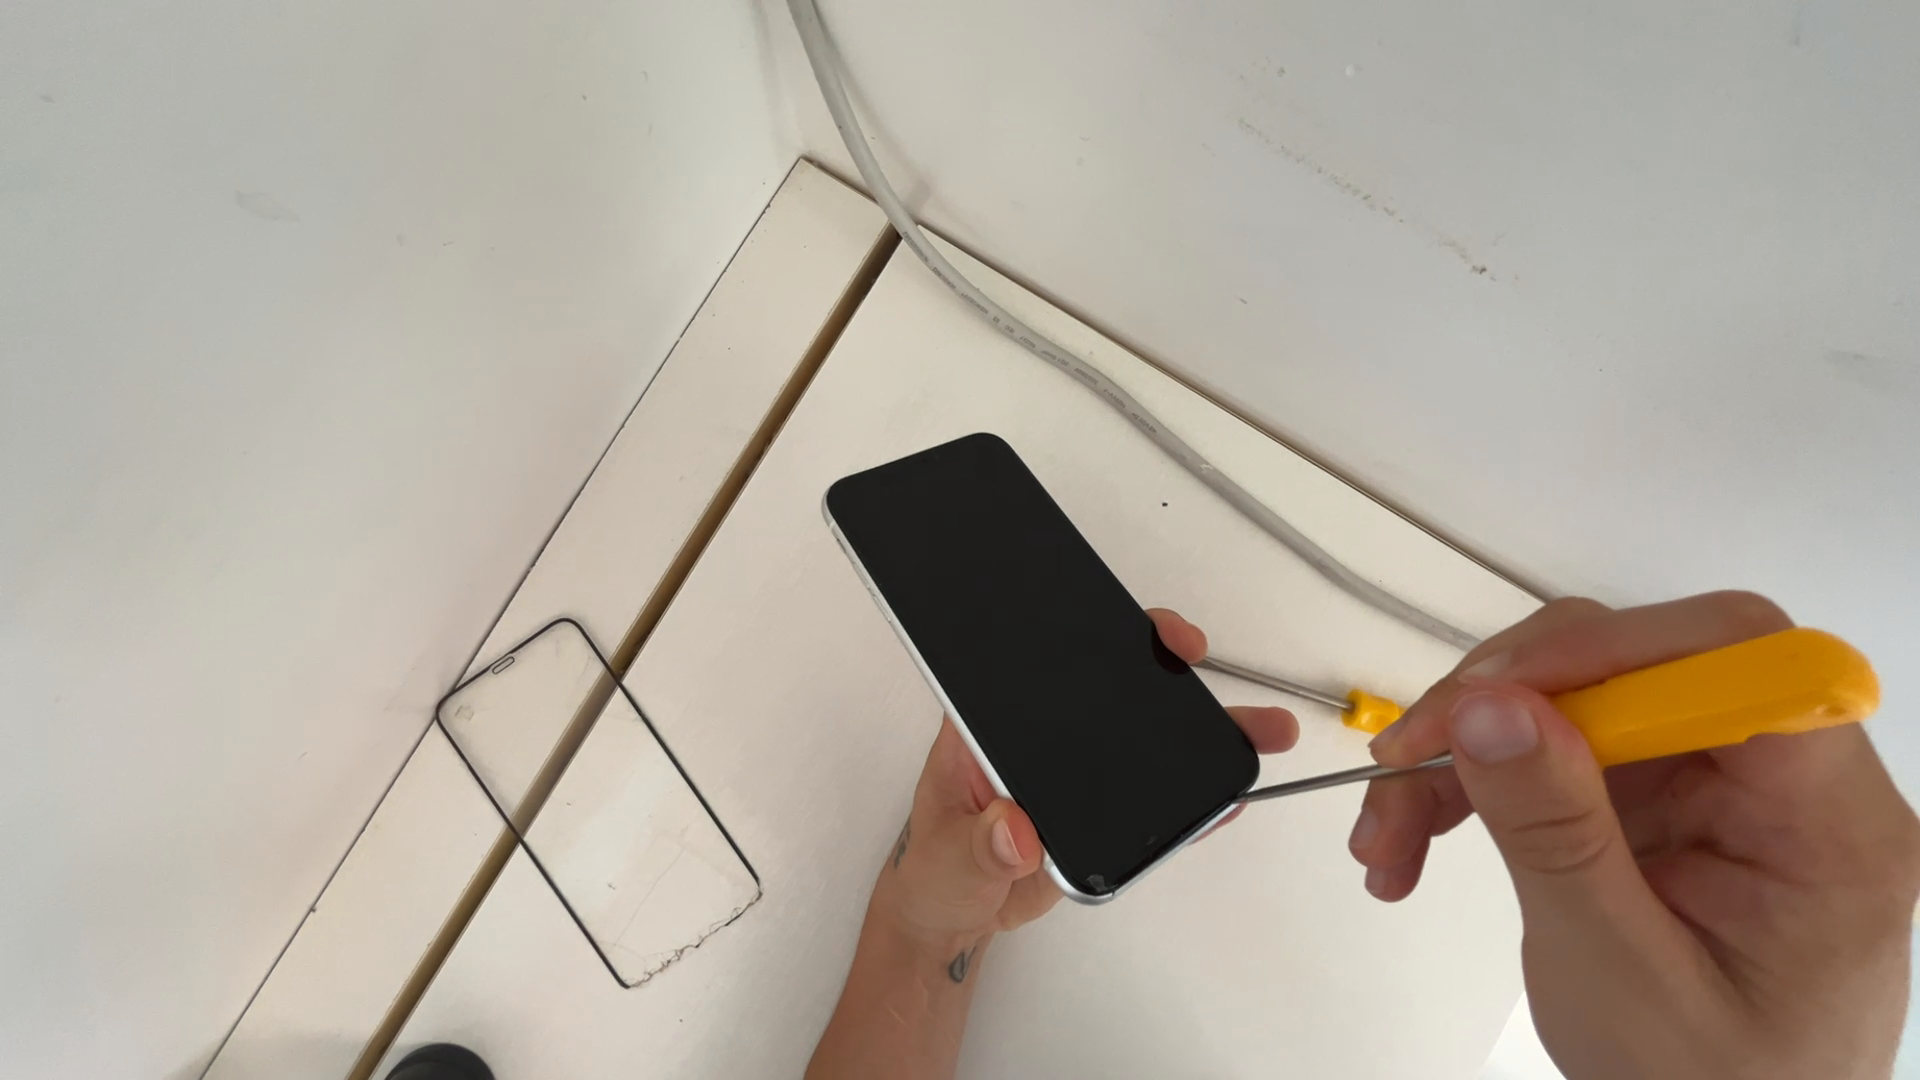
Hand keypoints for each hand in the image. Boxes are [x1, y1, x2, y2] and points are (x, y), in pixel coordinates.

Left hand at [807, 607, 1296, 1079]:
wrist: (957, 917)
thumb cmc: (936, 872)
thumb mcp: (947, 858)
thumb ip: (978, 847)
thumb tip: (1016, 829)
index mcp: (990, 727)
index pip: (1037, 664)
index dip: (1083, 636)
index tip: (1118, 633)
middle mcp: (1039, 738)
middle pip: (1102, 688)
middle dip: (1154, 664)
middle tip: (1195, 652)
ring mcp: (1074, 775)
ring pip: (1139, 739)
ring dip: (1195, 731)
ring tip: (1253, 731)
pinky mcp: (1100, 816)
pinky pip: (1152, 799)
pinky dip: (1190, 799)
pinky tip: (1225, 798)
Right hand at [1352, 592, 1919, 1078]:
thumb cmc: (1693, 1079)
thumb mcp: (1615, 967)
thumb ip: (1555, 833)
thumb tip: (1486, 706)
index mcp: (1817, 820)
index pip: (1734, 658)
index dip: (1606, 648)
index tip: (1487, 695)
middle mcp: (1750, 774)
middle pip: (1611, 662)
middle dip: (1488, 703)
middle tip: (1404, 759)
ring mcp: (1680, 778)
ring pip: (1539, 699)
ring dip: (1445, 759)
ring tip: (1384, 837)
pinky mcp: (1618, 791)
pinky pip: (1514, 747)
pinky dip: (1444, 787)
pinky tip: (1403, 844)